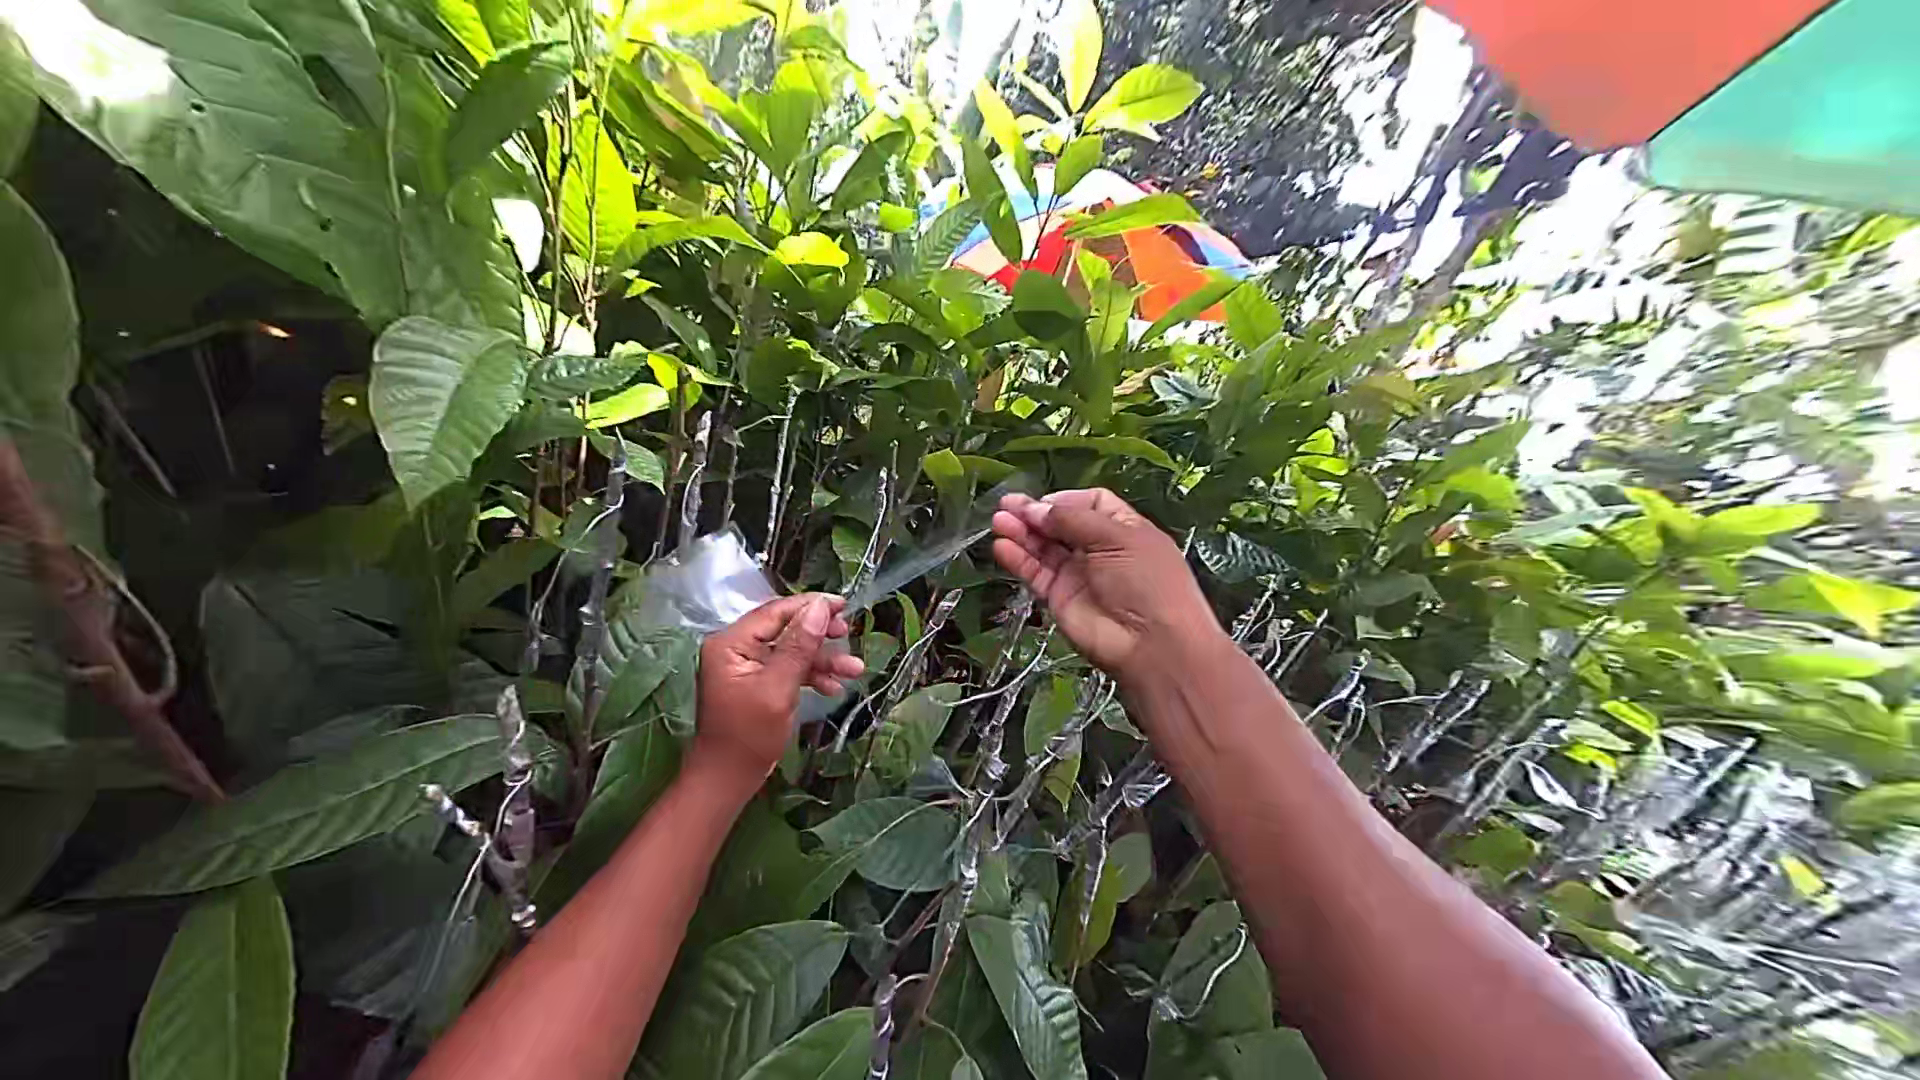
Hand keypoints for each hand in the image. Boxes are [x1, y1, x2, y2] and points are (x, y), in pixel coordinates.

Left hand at [691, 593, 863, 793]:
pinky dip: (812, 675)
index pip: (776, 612)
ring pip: (793, 651)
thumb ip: (800, 646)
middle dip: (820, 634)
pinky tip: (833, 687)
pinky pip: (789, 669)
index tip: (843, 605)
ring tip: (854, 669)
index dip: (811, 606)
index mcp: (731, 643)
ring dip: (823, 659)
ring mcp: (748, 666)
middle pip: (786, 629)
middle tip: (847, 634)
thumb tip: (821, 608)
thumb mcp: (778, 688)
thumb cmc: (748, 735)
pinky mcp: (759, 683)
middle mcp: (737, 648)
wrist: (728, 780)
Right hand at [991, 489, 1220, 675]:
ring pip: (1043, 547)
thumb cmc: (1146, 582)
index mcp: (1123, 528)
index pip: (1090, 503)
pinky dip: (1017, 560)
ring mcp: (1077, 574)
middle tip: (1006, 505)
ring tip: (998, 522)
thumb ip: (1072, 520)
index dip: (1065, 500)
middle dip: (1034, 513)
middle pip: (1060, 524)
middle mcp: (1098, 549)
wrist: (1151, 644)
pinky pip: (1035, 573)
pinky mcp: (1059, 597)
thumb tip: (1035, 509)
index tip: (1043, 502)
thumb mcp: (1117, 538)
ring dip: (1020, 533)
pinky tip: (1002, 547)